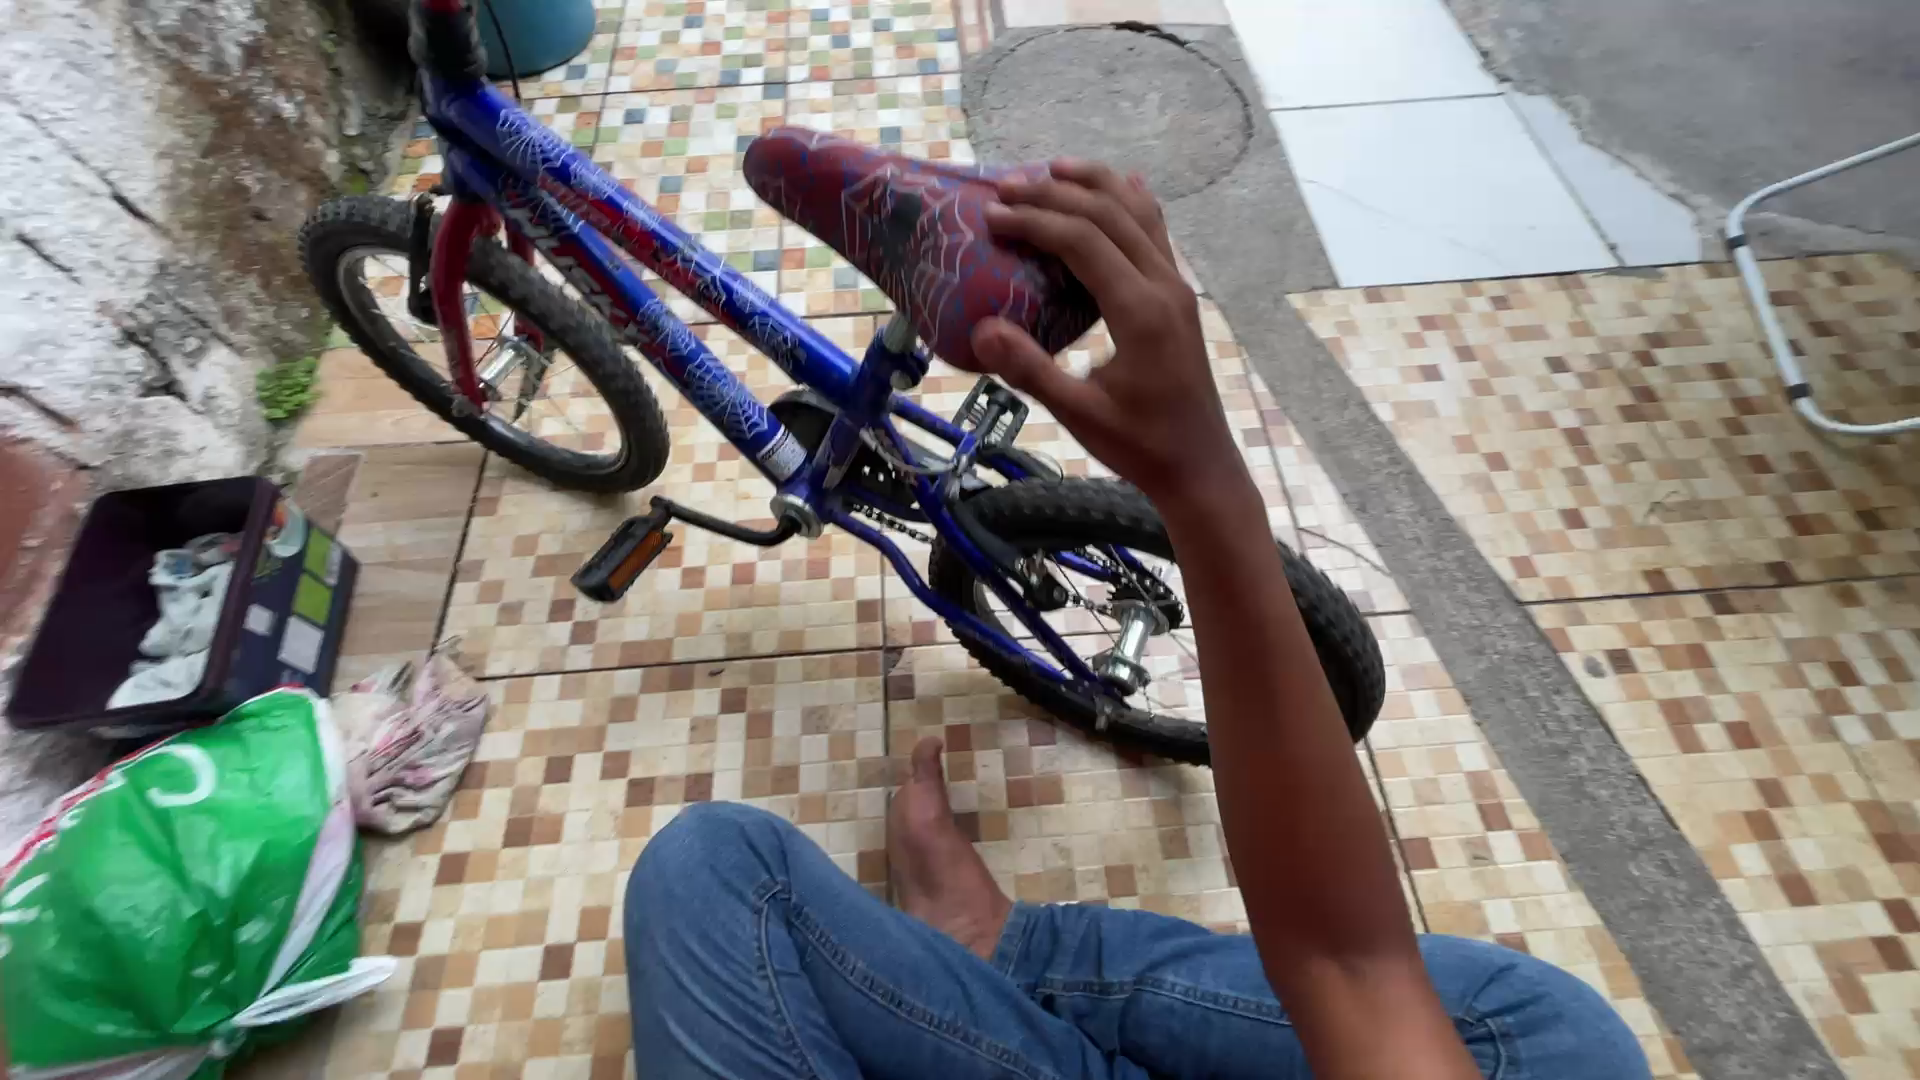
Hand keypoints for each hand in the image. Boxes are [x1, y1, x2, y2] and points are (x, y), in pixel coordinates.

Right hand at [967, 160, 1246, 508]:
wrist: (1198, 466)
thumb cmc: (1139, 446)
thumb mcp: (1079, 415)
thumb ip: (1031, 370)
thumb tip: (981, 330)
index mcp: (1141, 312)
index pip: (1083, 242)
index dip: (1035, 221)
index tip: (992, 215)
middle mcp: (1165, 287)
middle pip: (1110, 214)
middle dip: (1056, 194)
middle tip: (1007, 185)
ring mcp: (1177, 289)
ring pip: (1139, 213)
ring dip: (1095, 185)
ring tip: (1053, 169)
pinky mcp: (1179, 299)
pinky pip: (1155, 233)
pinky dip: (1129, 203)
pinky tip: (1117, 189)